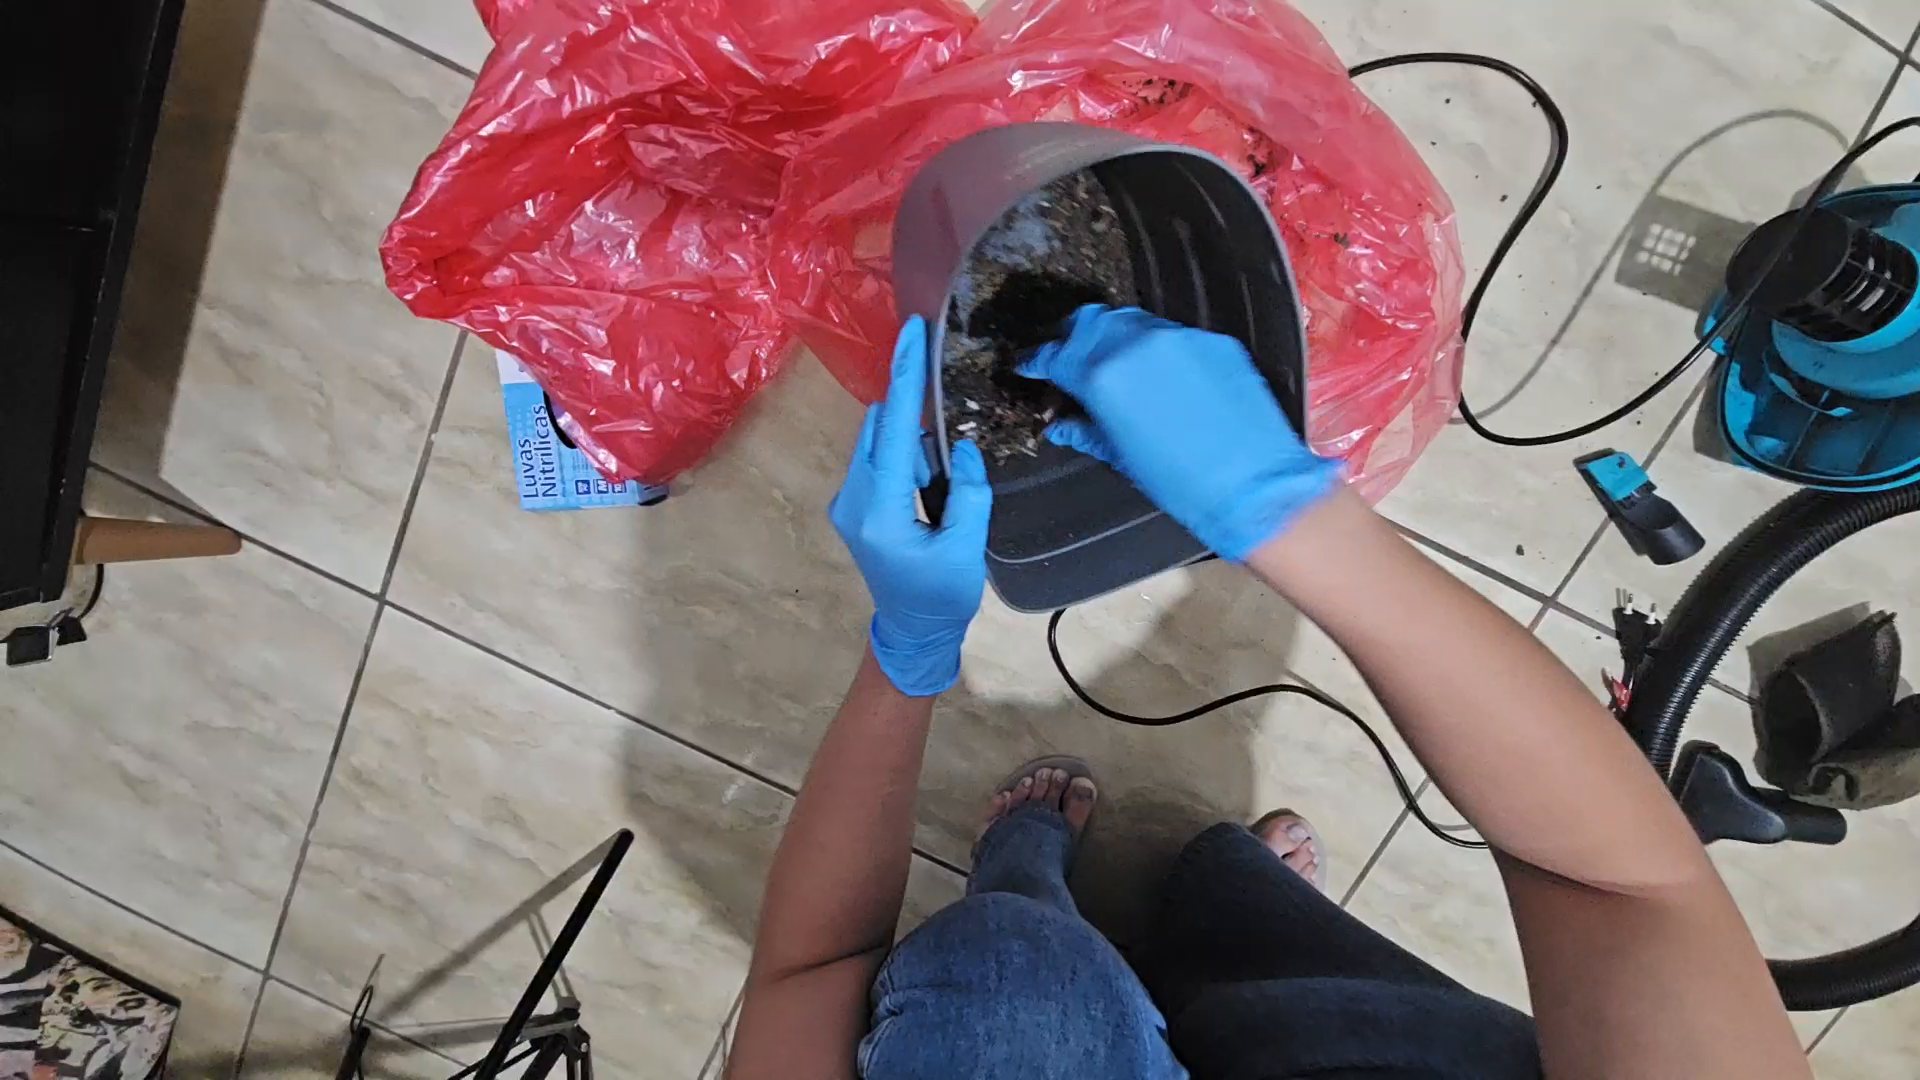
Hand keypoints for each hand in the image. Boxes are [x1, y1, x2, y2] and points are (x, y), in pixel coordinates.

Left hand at [830, 316, 991, 696]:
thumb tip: (962, 447)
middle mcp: (853, 499)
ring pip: (874, 443)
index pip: (892, 430)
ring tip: (936, 482)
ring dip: (908, 441)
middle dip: (910, 416)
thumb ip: (970, 493)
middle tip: (942, 437)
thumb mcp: (967, 548)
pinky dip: (900, 456)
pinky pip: (874, 460)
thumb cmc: (942, 596)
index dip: (904, 379)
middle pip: (877, 428)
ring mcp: (847, 503)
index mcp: (881, 510)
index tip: (913, 334)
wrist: (912, 630)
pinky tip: (923, 481)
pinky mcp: (852, 507)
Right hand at [1018, 304, 1339, 559]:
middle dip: (1071, 338)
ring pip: (1130, 322)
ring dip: (1112, 338)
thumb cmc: (1177, 481)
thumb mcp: (1120, 457)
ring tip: (1110, 365)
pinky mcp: (1212, 340)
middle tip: (1066, 359)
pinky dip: (1152, 349)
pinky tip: (1157, 376)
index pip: (1056, 355)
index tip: (1027, 366)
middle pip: (1090, 322)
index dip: (1036, 361)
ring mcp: (1179, 337)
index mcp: (1103, 376)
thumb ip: (1085, 431)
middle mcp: (1136, 344)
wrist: (1252, 483)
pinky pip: (1169, 335)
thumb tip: (1061, 426)